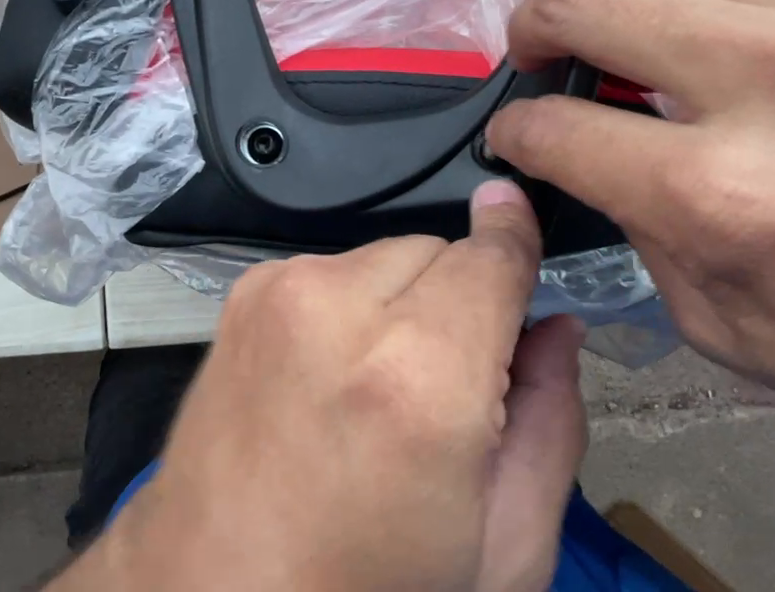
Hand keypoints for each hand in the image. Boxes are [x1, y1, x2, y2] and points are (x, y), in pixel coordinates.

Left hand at [54, 182, 586, 591]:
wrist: (217, 582)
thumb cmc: (370, 586)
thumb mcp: (503, 547)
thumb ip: (550, 420)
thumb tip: (558, 325)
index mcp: (418, 377)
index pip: (488, 259)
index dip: (517, 242)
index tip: (522, 219)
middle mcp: (340, 308)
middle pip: (437, 251)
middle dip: (458, 299)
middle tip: (446, 380)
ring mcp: (281, 291)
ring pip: (380, 256)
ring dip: (400, 300)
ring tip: (379, 383)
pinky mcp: (244, 293)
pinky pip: (328, 269)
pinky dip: (346, 303)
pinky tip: (331, 373)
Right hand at [488, 0, 774, 544]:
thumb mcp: (738, 335)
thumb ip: (640, 234)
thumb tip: (586, 163)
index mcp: (715, 197)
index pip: (552, 127)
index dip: (514, 129)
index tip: (514, 133)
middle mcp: (767, 86)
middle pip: (586, 6)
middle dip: (530, 27)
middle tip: (530, 51)